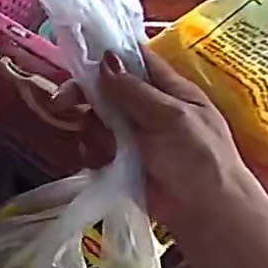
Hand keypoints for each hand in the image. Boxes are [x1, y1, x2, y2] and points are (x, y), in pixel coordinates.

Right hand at [56, 46, 267, 234]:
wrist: (205, 212)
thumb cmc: (201, 159)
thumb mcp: (172, 117)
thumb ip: (135, 91)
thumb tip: (105, 60)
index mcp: (168, 90)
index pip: (135, 60)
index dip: (108, 54)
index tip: (78, 56)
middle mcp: (146, 107)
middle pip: (105, 88)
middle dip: (83, 94)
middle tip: (62, 103)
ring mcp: (132, 133)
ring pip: (95, 118)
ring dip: (91, 130)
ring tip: (104, 148)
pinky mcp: (119, 158)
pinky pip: (93, 145)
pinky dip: (91, 152)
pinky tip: (101, 162)